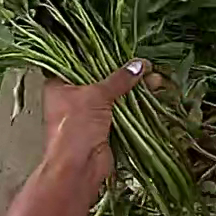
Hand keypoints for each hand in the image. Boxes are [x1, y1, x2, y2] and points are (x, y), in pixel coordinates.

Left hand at [42, 58, 147, 183]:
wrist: (78, 168)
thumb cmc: (75, 128)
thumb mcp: (96, 96)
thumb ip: (118, 79)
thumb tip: (138, 65)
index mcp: (60, 85)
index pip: (79, 61)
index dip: (101, 53)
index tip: (122, 47)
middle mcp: (73, 97)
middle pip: (102, 78)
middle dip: (125, 72)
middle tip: (145, 65)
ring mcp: (90, 113)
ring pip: (115, 94)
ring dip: (135, 87)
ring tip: (154, 77)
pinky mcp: (105, 126)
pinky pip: (123, 110)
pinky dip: (137, 103)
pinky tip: (153, 92)